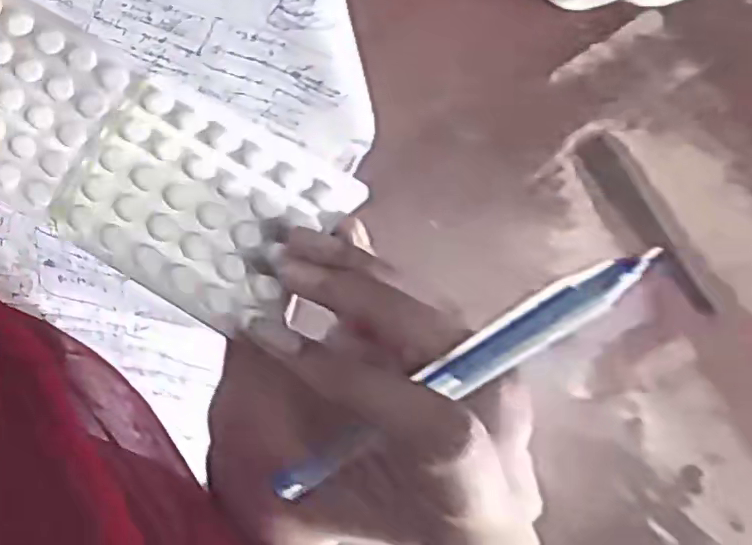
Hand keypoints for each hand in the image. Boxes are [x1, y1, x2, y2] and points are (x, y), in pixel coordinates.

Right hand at [207, 223, 543, 544]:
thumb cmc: (310, 538)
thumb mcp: (268, 494)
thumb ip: (263, 409)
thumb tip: (251, 315)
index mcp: (465, 513)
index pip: (445, 432)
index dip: (353, 374)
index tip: (272, 341)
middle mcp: (500, 462)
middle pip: (462, 355)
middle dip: (367, 298)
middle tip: (288, 268)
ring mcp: (481, 412)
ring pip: (446, 321)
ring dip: (367, 272)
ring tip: (296, 245)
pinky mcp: (447, 376)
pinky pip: (421, 310)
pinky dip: (374, 269)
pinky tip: (330, 237)